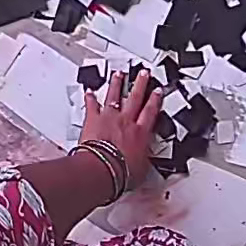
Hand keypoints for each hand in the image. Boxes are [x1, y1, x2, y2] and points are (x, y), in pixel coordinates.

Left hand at [81, 69, 162, 189]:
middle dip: (140, 84)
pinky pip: (91, 105)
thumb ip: (144, 160)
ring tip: (119, 74)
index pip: (151, 112)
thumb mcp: (142, 168)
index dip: (155, 100)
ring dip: (117, 83)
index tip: (157, 91)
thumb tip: (144, 164)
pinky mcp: (93, 120)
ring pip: (114, 95)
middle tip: (143, 73)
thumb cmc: (120, 171)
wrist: (102, 169)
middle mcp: (126, 121)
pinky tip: (89, 91)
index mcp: (141, 132)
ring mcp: (109, 118)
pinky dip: (90, 98)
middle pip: (135, 97)